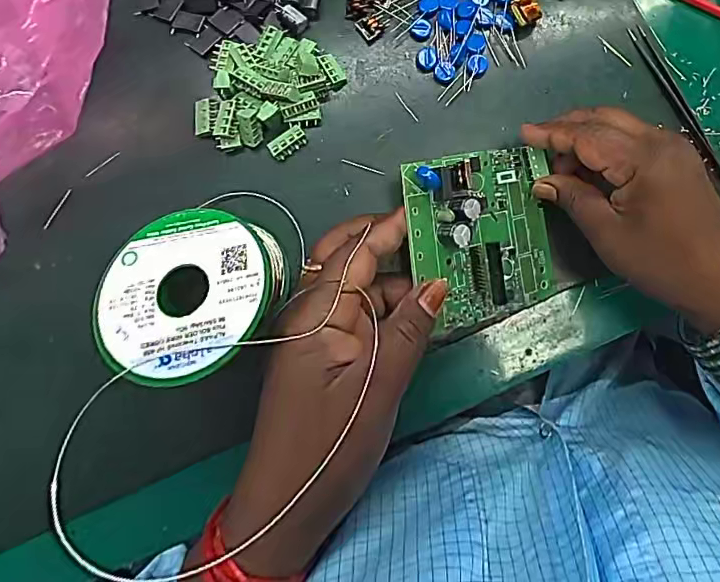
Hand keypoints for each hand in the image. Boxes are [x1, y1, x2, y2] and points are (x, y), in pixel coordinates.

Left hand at [217, 208, 448, 576]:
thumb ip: (408, 331)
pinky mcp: (322, 351)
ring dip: (390, 277)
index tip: (421, 210)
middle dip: (383, 239)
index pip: (357, 252)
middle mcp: (311, 313)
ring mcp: (315, 332)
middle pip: (346, 257)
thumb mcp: (378, 389)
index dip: (389, 227)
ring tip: (431, 280)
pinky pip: (355, 312)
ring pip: (355, 286)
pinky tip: (411, 314)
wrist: (281, 509)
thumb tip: (437, 285)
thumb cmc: (326, 450)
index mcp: (317, 313)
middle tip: (425, 235)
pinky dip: (383, 305)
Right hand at [522, 107, 719, 335]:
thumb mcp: (609, 235)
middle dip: (568, 128)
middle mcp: (660, 141)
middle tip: (539, 147)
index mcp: (643, 158)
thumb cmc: (663, 263)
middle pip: (603, 119)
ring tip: (563, 164)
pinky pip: (634, 137)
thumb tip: (543, 181)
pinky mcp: (679, 157)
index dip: (552, 134)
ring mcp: (673, 146)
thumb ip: (574, 199)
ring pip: (619, 124)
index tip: (523, 135)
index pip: (587, 135)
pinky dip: (608, 144)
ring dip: (588, 135)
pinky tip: (593, 165)